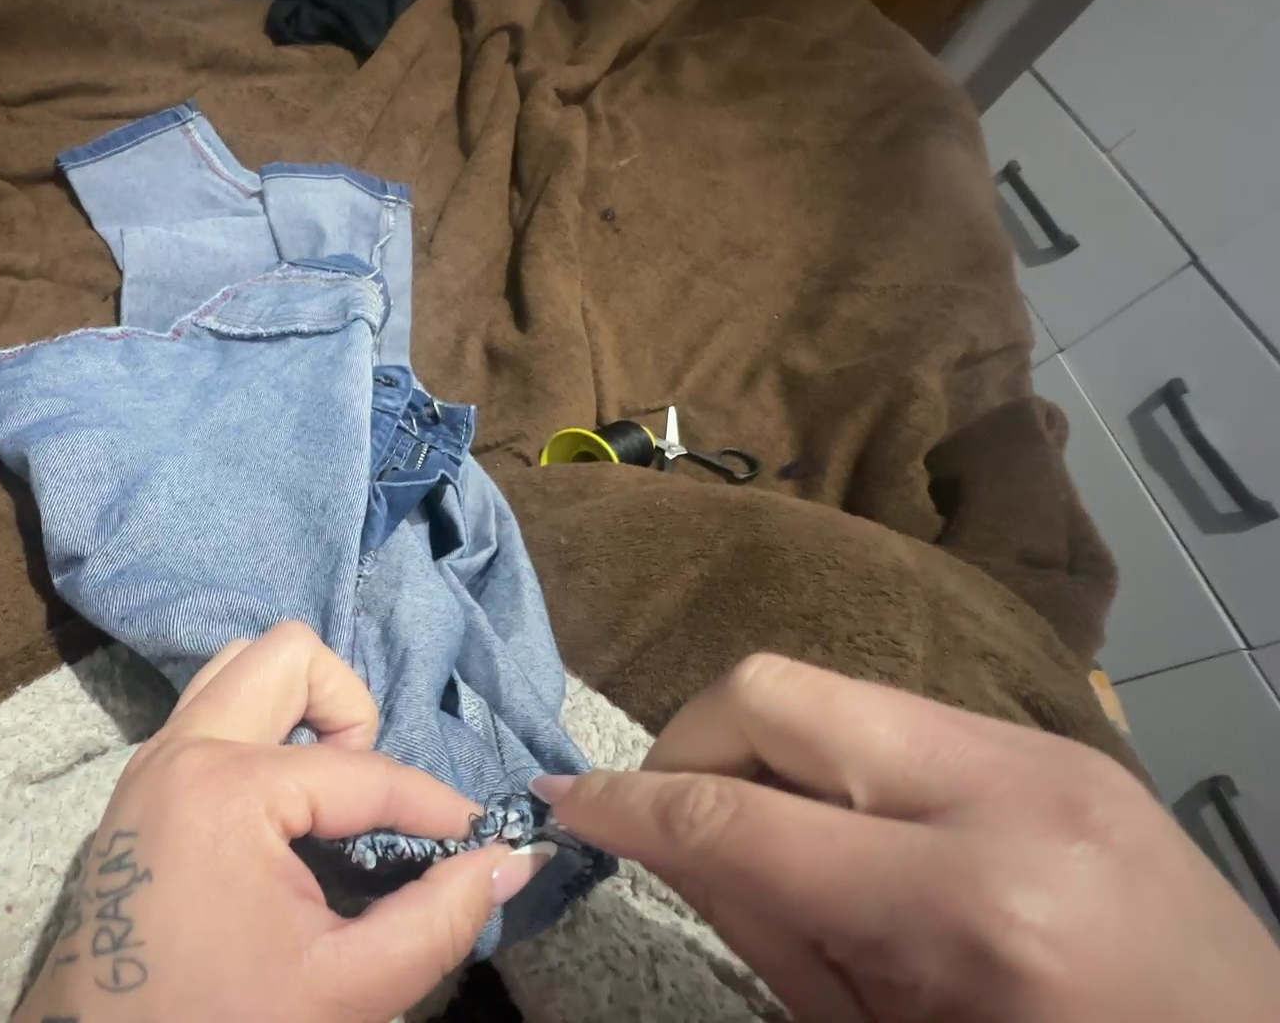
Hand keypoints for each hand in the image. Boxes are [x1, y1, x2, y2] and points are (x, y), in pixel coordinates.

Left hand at [12, 622, 551, 1022]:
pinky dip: (262, 728)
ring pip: (243, 666)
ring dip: (301, 708)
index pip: (364, 771)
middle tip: (365, 799)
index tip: (478, 834)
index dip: (434, 804)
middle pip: (290, 655)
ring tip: (323, 791)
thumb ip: (438, 922)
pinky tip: (280, 802)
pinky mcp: (143, 778)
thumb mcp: (344, 992)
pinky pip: (213, 707)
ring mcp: (155, 756)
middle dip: (350, 712)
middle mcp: (184, 747)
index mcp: (229, 788)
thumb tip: (508, 861)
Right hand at [533, 654, 1279, 1022]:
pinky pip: (872, 714)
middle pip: (767, 690)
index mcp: (974, 910)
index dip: (626, 802)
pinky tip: (836, 822)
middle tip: (671, 812)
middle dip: (686, 743)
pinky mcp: (1046, 738)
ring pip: (813, 687)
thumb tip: (652, 830)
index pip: (734, 814)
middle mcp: (1009, 795)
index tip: (562, 798)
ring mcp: (1041, 748)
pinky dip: (815, 756)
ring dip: (749, 748)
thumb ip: (751, 919)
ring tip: (761, 824)